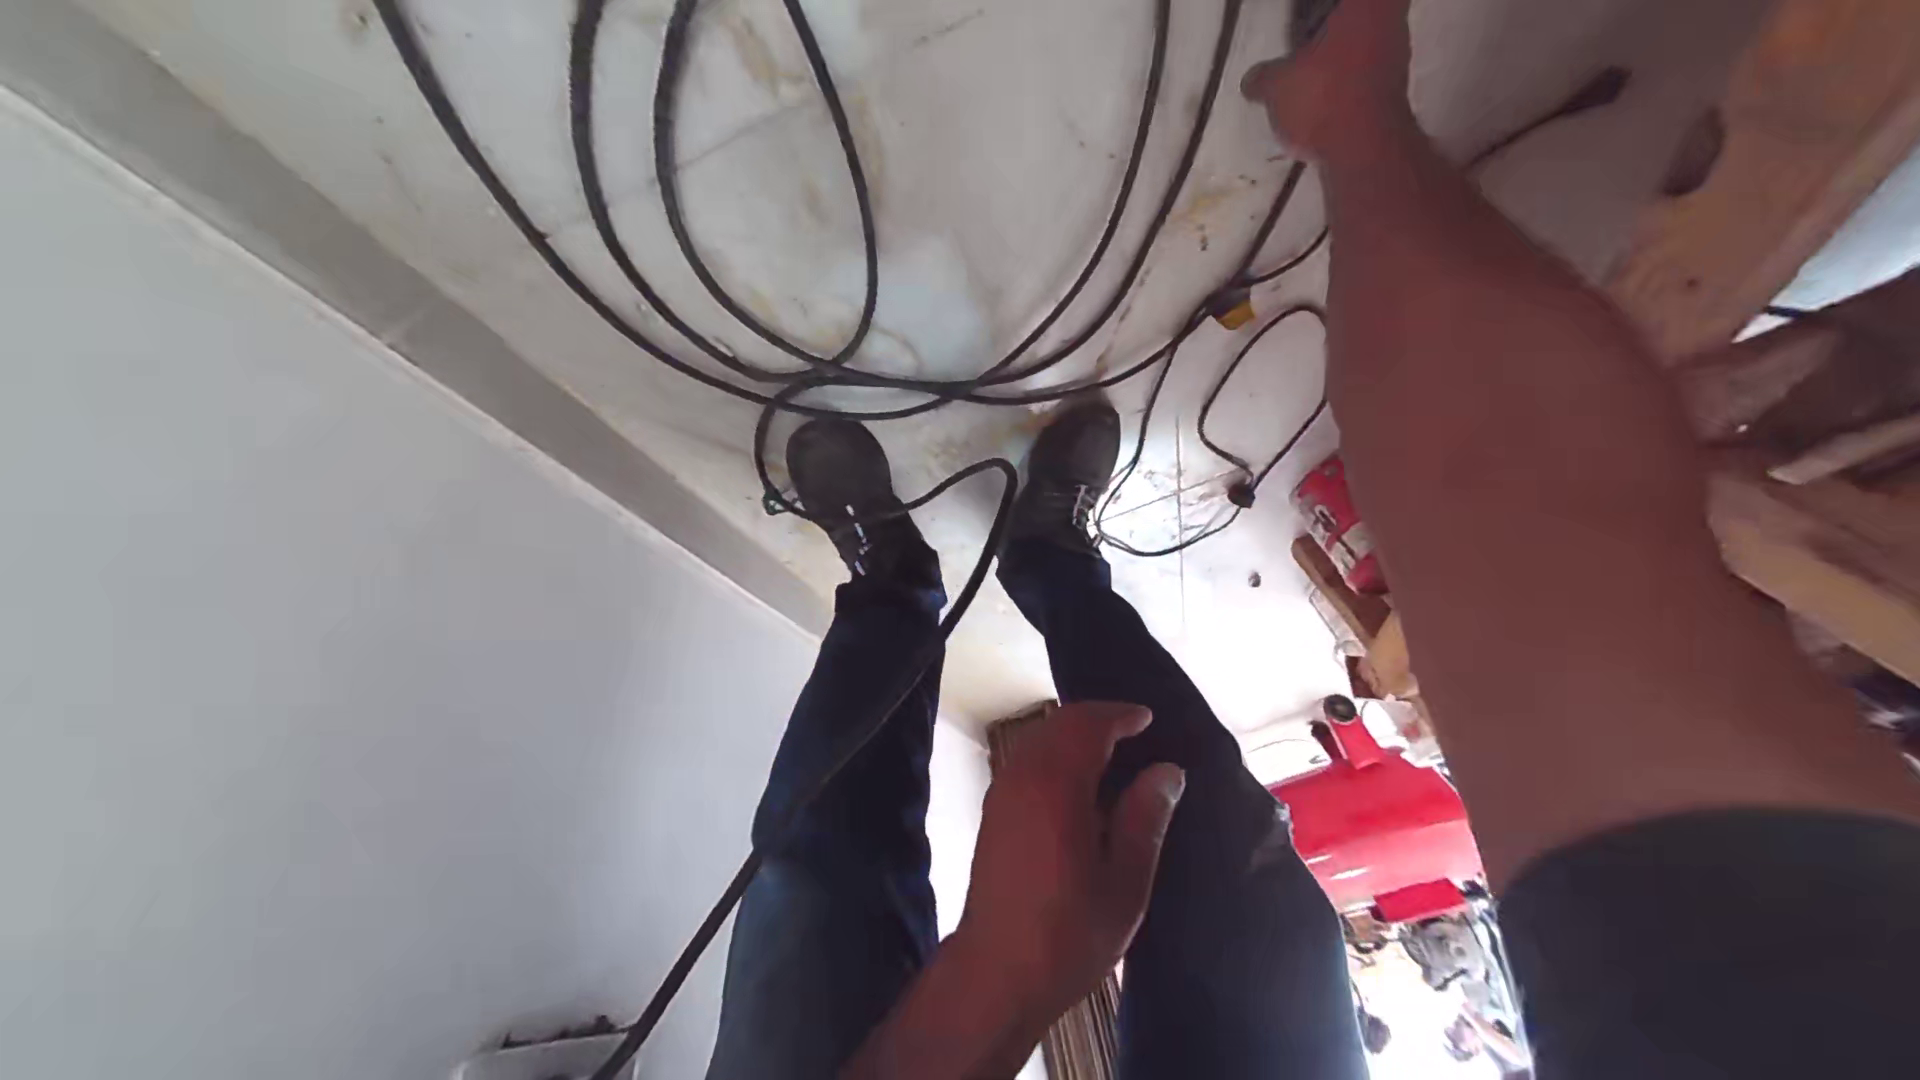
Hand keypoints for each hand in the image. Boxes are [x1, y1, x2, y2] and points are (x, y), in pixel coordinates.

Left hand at [842, 703, 1183, 1078]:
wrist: (997, 968)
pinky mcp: (995, 806)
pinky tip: (1079, 780)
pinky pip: (1029, 757)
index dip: (1120, 715)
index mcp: (1056, 785)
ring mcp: (1003, 788)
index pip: (1088, 724)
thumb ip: (1146, 818)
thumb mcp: (1125, 881)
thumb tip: (1167, 771)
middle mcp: (1023, 774)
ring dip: (1075, 733)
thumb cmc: (1069, 932)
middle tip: (1135, 731)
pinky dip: (1057, 751)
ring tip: (1113, 753)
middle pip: (1061, 723)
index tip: (1148, 718)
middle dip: (1098, 718)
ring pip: (1041, 737)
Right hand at [1240, 0, 1414, 164]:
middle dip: (1335, 29)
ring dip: (1339, 59)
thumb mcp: (1277, 86)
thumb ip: (1262, 77)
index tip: (1310, 18)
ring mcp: (1396, 57)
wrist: (1361, 146)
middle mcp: (1390, 20)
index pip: (1344, 2)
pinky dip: (1342, 87)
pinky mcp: (1391, 93)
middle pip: (1362, 15)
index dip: (1323, 12)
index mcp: (1365, 3)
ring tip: (1308, 78)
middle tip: (1306, 42)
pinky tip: (1319, 105)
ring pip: (1365, 46)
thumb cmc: (1322, 97)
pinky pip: (1362, 79)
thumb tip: (1251, 79)